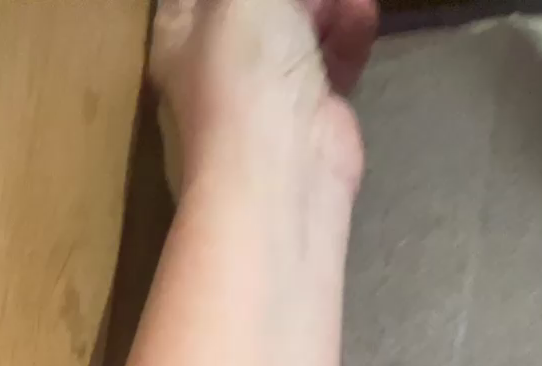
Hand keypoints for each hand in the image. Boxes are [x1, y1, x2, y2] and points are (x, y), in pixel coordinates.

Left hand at [151, 0, 377, 194]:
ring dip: (327, 0)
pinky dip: (348, 30)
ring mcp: (265, 88)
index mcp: (181, 34)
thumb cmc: (243, 73)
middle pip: (259, 4)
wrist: (280, 171)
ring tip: (345, 0)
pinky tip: (360, 18)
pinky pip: (331, 53)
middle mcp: (217, 62)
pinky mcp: (309, 109)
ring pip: (300, 21)